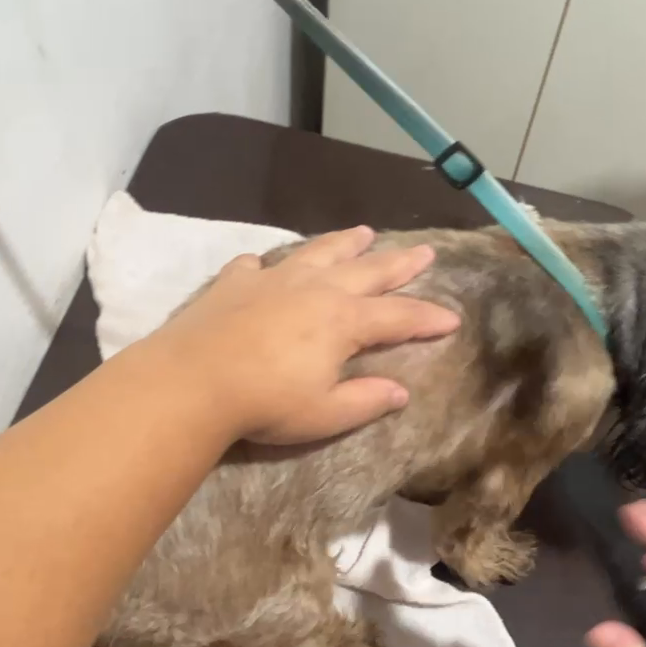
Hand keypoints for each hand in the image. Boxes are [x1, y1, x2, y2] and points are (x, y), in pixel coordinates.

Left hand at [151, 226, 460, 444]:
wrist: (192, 381)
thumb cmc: (266, 403)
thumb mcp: (325, 414)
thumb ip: (366, 400)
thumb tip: (400, 391)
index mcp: (343, 321)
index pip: (399, 316)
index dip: (428, 318)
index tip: (453, 318)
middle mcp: (315, 289)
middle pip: (367, 271)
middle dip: (400, 264)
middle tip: (425, 252)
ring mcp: (273, 279)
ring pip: (319, 252)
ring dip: (345, 243)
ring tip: (364, 232)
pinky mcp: (235, 283)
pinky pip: (259, 266)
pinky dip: (270, 265)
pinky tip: (267, 265)